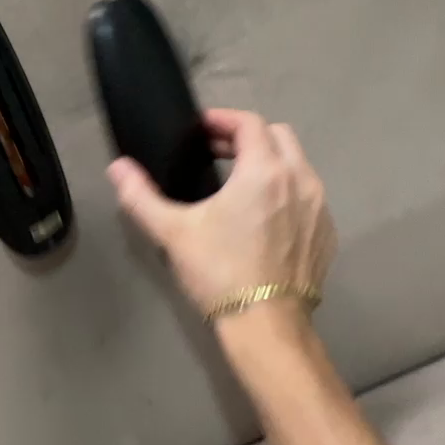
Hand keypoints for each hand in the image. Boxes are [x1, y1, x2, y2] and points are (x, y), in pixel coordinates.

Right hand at [107, 109, 336, 318]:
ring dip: (271, 163)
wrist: (266, 325)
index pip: (249, 123)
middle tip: (218, 151)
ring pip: (298, 166)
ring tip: (240, 182)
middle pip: (279, 136)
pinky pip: (309, 197)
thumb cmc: (218, 271)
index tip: (202, 128)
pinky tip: (264, 218)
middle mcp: (300, 180)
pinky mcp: (326, 234)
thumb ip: (141, 196)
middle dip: (249, 136)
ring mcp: (319, 207)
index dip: (223, 119)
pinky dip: (287, 193)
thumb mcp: (172, 232)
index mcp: (263, 170)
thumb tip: (117, 167)